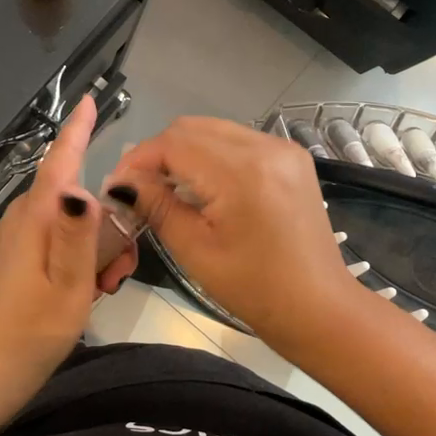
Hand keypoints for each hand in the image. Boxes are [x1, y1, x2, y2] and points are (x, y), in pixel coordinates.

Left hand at [0, 96, 134, 371]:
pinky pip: (64, 238)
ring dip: (101, 246)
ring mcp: (22, 235)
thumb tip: (84, 188)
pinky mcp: (24, 253)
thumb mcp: (69, 285)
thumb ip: (78, 236)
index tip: (91, 98)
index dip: (77, 130)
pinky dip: (85, 256)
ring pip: (76, 220)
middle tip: (120, 271)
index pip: (60, 162)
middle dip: (112, 223)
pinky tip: (91, 289)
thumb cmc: (34, 329)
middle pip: (79, 195)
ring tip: (105, 286)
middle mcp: (25, 217)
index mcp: (36, 218)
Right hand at [104, 117, 362, 345]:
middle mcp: (265, 147)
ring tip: (165, 188)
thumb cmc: (254, 288)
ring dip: (182, 152)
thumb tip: (121, 182)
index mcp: (242, 173)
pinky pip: (236, 141)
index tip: (116, 186)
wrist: (319, 307)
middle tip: (136, 188)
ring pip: (212, 130)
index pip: (173, 143)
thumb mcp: (194, 250)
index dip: (137, 160)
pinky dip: (209, 155)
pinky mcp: (290, 157)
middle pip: (191, 128)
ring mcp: (282, 149)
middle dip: (157, 153)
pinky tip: (201, 187)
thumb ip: (156, 206)